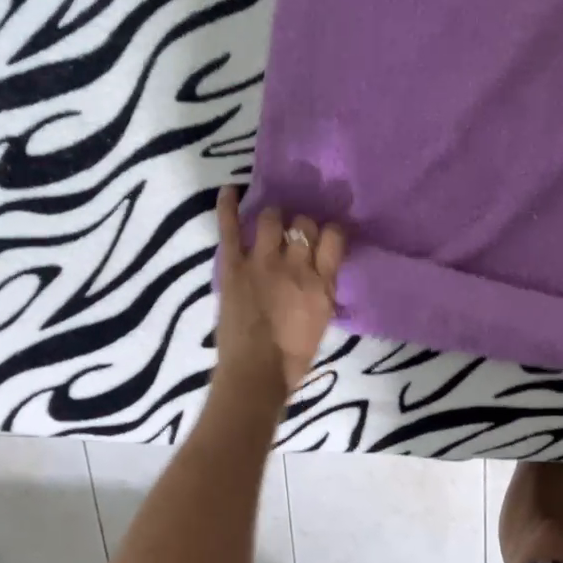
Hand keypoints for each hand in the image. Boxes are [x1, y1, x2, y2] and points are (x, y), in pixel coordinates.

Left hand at [213, 187, 346, 392]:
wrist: (256, 371)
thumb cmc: (294, 355)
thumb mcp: (323, 319)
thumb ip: (323, 289)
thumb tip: (320, 271)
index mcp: (322, 283)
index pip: (334, 237)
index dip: (332, 229)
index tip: (328, 233)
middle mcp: (295, 265)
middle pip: (304, 224)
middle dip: (302, 224)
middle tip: (296, 233)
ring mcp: (262, 262)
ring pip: (273, 219)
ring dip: (274, 216)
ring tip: (271, 221)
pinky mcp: (233, 266)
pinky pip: (231, 228)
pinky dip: (228, 206)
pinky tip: (230, 190)